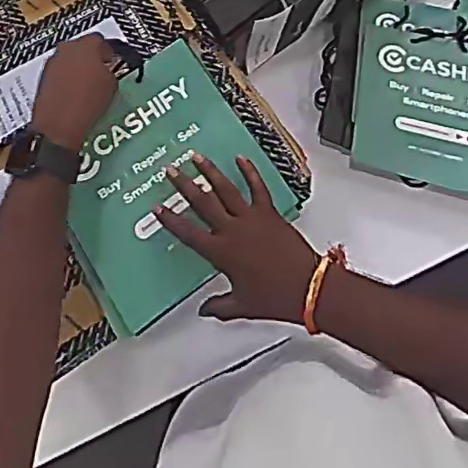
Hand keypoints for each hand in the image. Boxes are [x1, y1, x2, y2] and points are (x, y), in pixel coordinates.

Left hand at [28, 35, 118, 148]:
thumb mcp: (111, 85)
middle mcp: (67, 48)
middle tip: (100, 71)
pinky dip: (67, 76)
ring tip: (87, 84)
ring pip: (69, 58)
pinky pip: (60, 70)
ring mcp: (53, 61)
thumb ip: (110, 70)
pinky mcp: (43, 75)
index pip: (101, 40)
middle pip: (82, 47)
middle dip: (91, 57)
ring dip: (78, 66)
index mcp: (87, 45)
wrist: (59, 125)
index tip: (111, 61)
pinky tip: (74, 91)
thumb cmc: (88, 103)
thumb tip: (106, 69)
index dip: (108, 52)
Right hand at [154, 155, 320, 323]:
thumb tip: (203, 310)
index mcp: (221, 252)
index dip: (171, 220)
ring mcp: (251, 218)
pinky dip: (249, 172)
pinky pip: (257, 188)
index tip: (158, 207)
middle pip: (202, 202)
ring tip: (197, 157)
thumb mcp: (242, 306)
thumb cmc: (275, 299)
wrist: (309, 289)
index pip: (188, 233)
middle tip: (171, 170)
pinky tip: (241, 159)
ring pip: (225, 189)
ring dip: (210, 171)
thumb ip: (219, 306)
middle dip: (184, 185)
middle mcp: (232, 230)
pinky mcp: (269, 213)